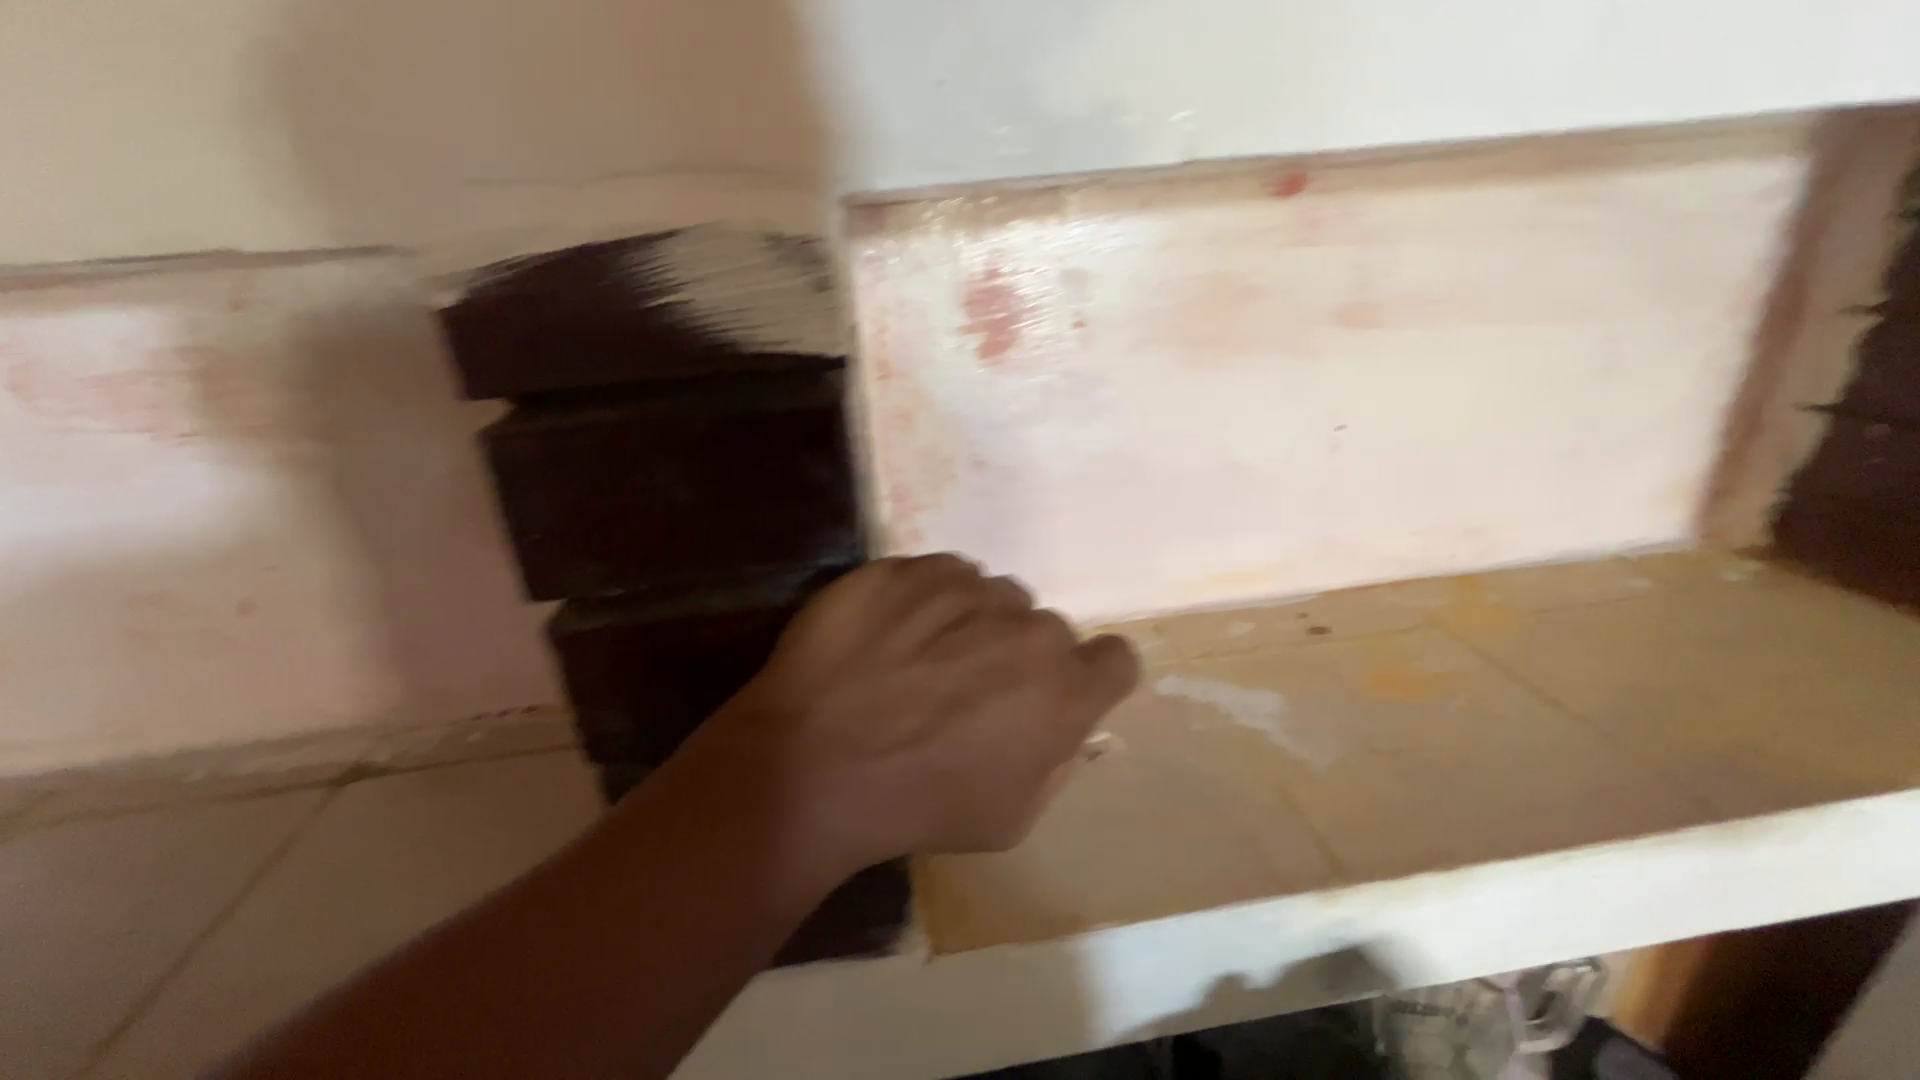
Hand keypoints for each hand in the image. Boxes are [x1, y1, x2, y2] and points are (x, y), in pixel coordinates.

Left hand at [680, 554, 1139, 873]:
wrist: (810, 768)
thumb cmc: (917, 807)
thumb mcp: (1009, 819)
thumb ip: (1056, 765)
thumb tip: (1071, 730)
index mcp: (1063, 692)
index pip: (1116, 658)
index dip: (1089, 676)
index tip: (1055, 692)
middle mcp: (1027, 628)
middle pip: (1045, 628)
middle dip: (1019, 654)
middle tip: (968, 687)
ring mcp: (964, 589)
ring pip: (991, 595)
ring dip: (972, 622)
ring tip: (921, 659)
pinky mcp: (907, 568)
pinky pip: (940, 574)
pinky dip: (926, 600)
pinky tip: (889, 637)